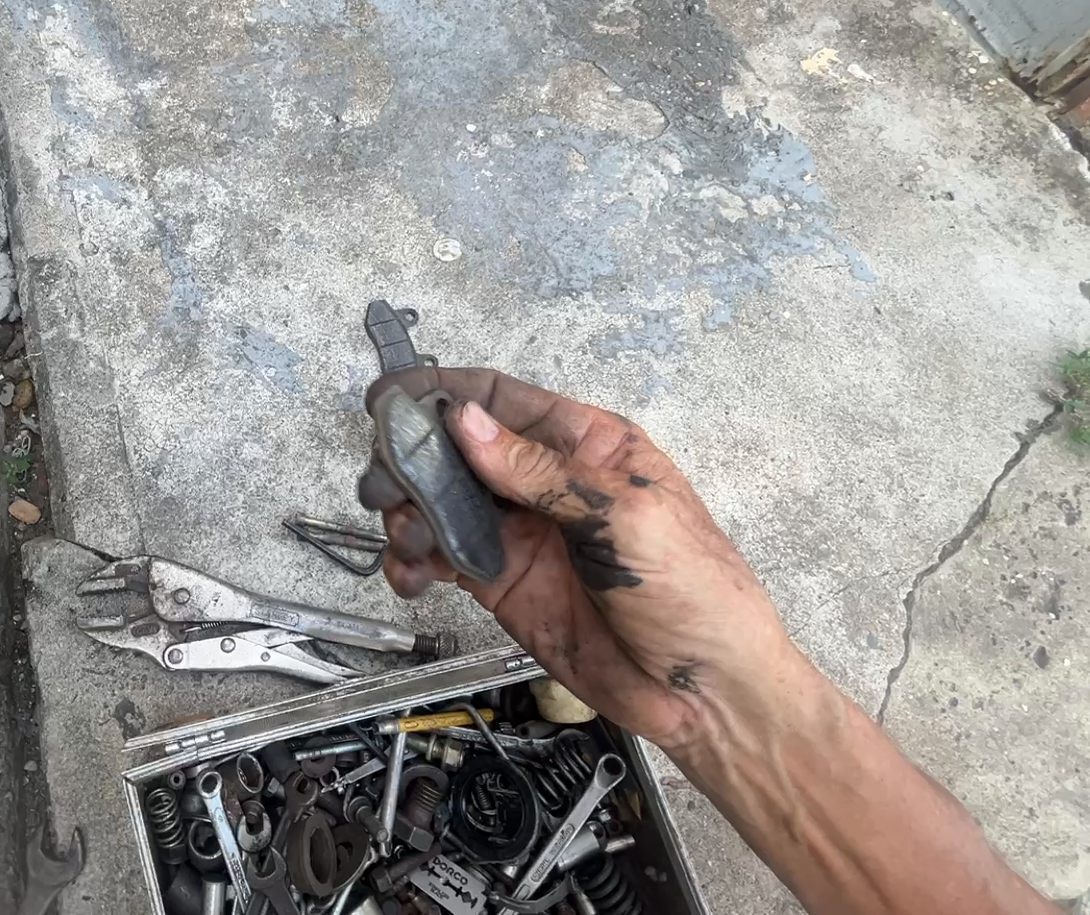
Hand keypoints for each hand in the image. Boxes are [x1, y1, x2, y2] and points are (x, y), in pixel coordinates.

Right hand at [359, 367, 804, 751]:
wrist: (706, 698)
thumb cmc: (692, 592)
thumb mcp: (624, 518)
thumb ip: (539, 471)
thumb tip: (464, 421)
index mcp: (579, 444)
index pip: (497, 399)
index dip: (439, 391)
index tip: (386, 400)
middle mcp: (537, 479)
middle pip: (453, 449)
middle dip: (410, 459)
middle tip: (384, 484)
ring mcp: (513, 529)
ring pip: (435, 501)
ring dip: (406, 512)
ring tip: (405, 537)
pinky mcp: (495, 577)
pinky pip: (437, 556)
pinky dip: (410, 561)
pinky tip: (410, 574)